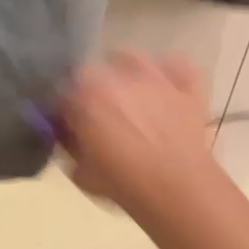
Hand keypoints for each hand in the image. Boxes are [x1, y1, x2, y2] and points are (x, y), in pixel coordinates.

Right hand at [56, 51, 218, 213]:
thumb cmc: (121, 182)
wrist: (177, 188)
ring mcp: (155, 78)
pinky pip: (176, 66)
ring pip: (132, 59)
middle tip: (93, 113)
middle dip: (90, 88)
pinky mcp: (188, 86)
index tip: (64, 123)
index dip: (61, 107)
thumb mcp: (78, 171)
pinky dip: (167, 72)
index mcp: (84, 97)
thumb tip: (67, 134)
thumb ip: (69, 145)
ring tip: (124, 92)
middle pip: (93, 71)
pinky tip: (162, 86)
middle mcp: (117, 77)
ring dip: (123, 71)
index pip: (61, 92)